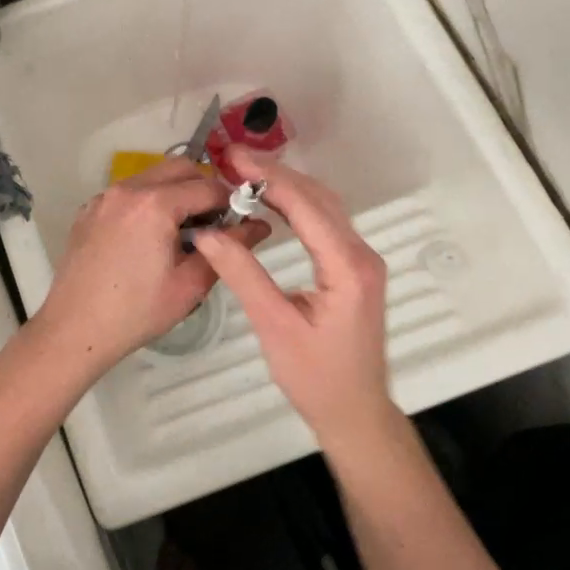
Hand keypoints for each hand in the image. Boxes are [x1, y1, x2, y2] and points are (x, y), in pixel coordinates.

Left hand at [34, 159, 269, 371]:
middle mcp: (127, 190)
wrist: (75, 328)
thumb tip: (260, 226)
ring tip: (183, 232)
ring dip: (174, 193)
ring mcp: (103, 198)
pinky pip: (127, 194)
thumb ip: (228, 248)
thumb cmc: (137, 311)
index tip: (241, 222)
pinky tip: (150, 239)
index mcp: (154, 204)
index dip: (230, 201)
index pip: (207, 186)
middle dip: (203, 188)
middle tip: (214, 223)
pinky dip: (147, 203)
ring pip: (151, 177)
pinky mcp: (88, 210)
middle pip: (178, 168)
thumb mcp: (190, 284)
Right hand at [194, 147, 400, 445]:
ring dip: (285, 185)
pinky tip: (269, 202)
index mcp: (348, 267)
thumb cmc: (316, 377)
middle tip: (231, 158)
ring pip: (324, 206)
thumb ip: (243, 275)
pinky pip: (325, 222)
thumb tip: (207, 233)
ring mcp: (361, 261)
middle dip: (274, 173)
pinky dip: (295, 204)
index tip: (232, 157)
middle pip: (318, 198)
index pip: (306, 206)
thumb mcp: (274, 326)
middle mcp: (361, 255)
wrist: (355, 412)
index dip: (268, 177)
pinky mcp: (353, 268)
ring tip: (244, 173)